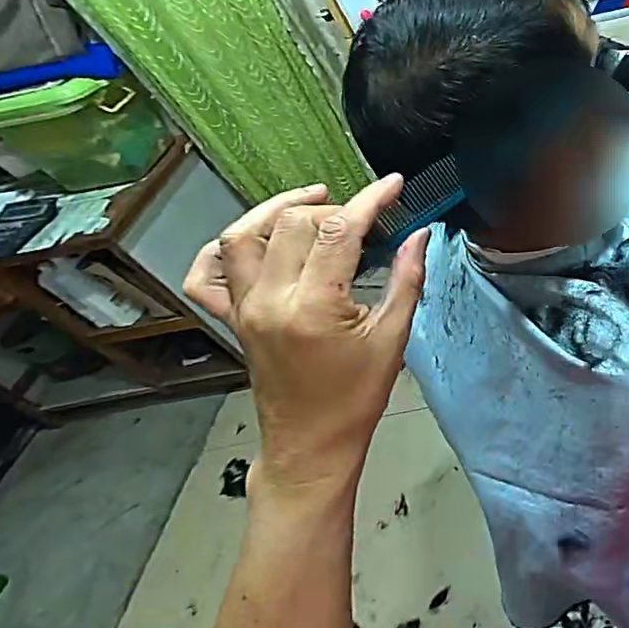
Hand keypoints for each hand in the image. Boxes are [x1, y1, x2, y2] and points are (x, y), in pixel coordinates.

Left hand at [185, 176, 429, 494]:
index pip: (339, 230)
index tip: (392, 185)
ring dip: (277, 210)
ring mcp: (243, 308)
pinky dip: (226, 247)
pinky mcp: (231, 318)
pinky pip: (208, 273)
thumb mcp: (394, 335)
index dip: (370, 200)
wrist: (311, 443)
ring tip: (313, 203)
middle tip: (365, 217)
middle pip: (291, 223)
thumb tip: (420, 234)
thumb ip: (408, 277)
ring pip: (241, 236)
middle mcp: (269, 301)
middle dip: (334, 208)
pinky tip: (257, 238)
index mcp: (313, 307)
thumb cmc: (357, 395)